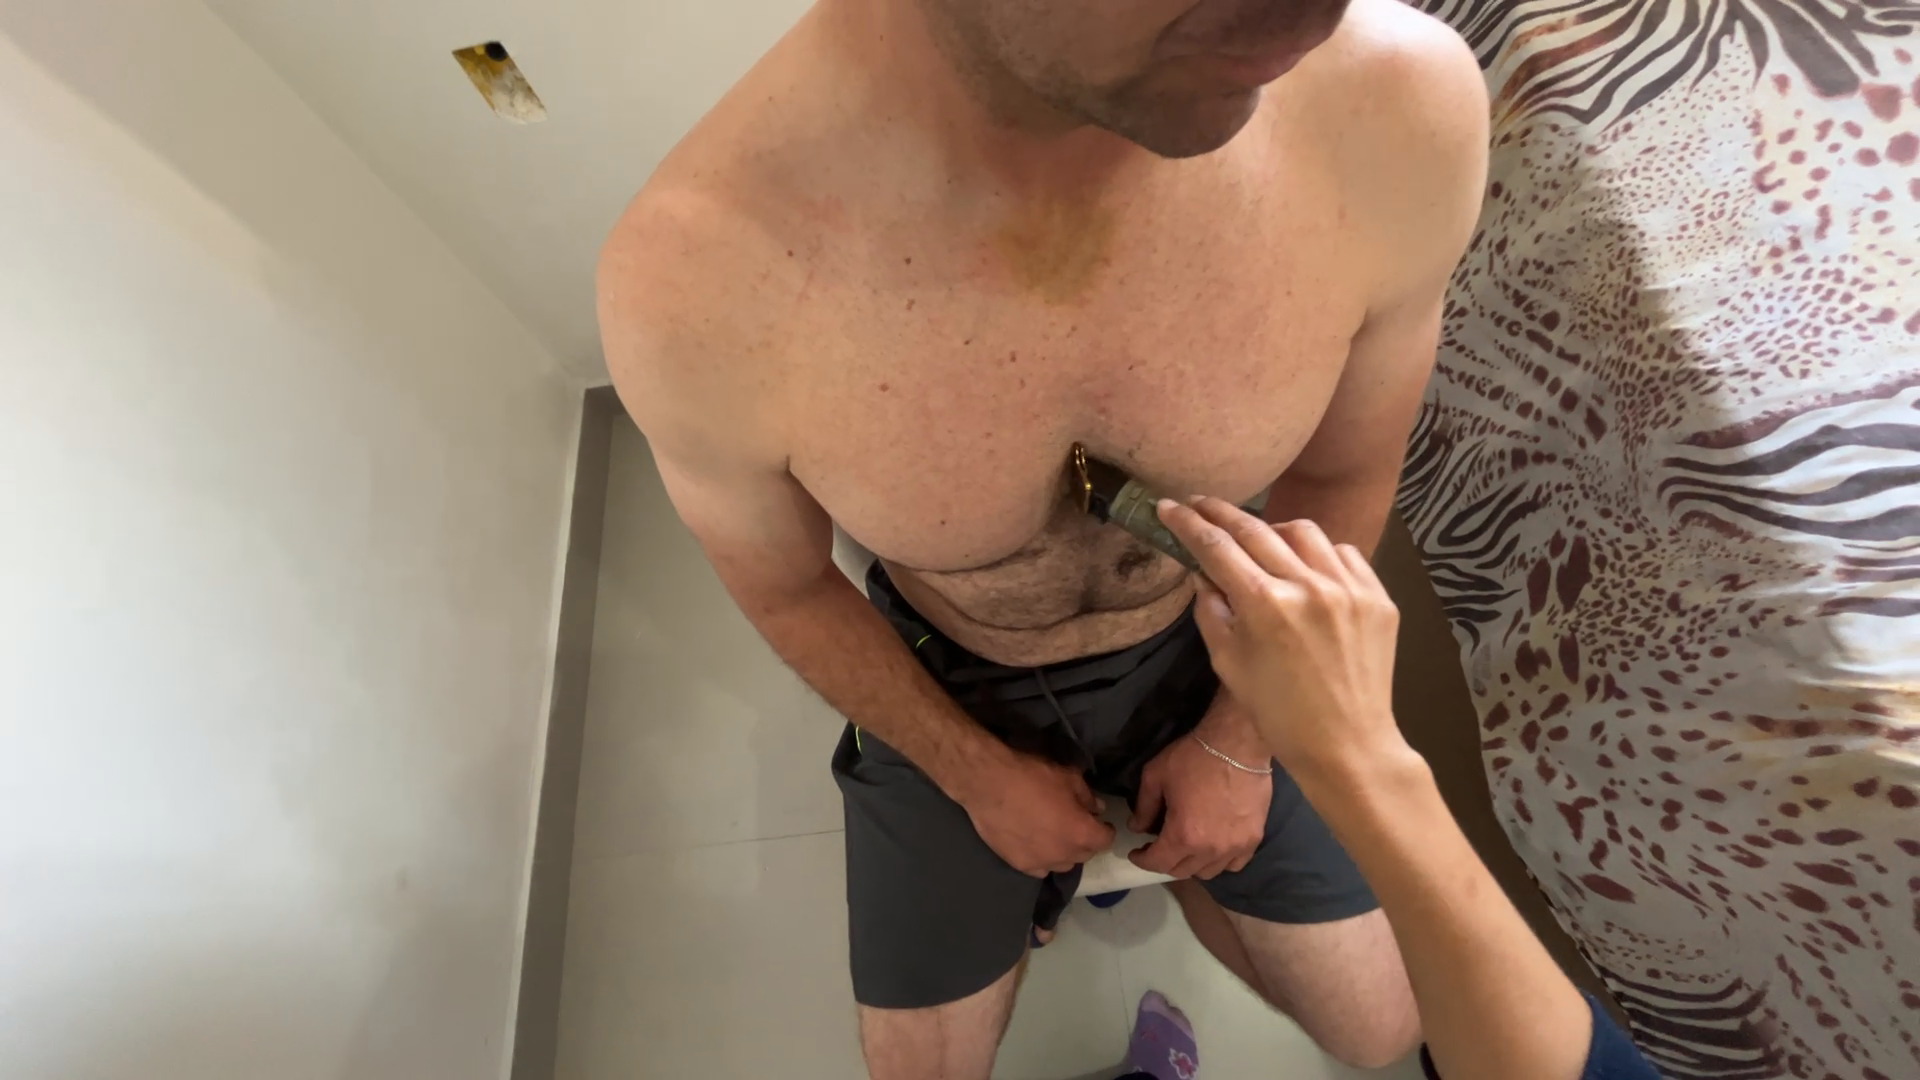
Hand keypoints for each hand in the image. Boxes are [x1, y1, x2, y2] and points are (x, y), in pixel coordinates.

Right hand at [959, 747, 1116, 877]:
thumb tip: (1097, 809)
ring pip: (1064, 864)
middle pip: (1086, 854)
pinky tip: (1035, 843)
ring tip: (1054, 834)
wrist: (989, 784)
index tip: (1098, 820)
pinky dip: (1043, 858)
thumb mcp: (1067, 776)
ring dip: (1065, 851)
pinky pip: (1041, 868)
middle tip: (1075, 823)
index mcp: (1081, 833)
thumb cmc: (1031, 776)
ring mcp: (1041, 863)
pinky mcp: (1020, 865)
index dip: (1105, 829)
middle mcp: (1065, 855)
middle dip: (1085, 840)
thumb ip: (1087, 796)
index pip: (1105, 840)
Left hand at [1128, 702, 1271, 879]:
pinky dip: (1219, 861)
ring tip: (1183, 846)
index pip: (1158, 862)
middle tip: (1155, 846)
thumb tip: (1137, 827)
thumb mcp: (1155, 776)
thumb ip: (1144, 807)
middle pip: (1182, 871)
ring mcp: (1236, 847)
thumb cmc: (1193, 758)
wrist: (1237, 744)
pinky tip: (1211, 846)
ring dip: (1191, 864)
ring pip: (1208, 872)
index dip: (1142, 860)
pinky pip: (1234, 864)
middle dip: (1164, 862)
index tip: (1135, 853)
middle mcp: (1211, 850)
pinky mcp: (1254, 839)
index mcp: (1184, 835)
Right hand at [1158, 497, 1411, 784]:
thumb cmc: (1276, 712)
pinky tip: (1305, 568)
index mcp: (1263, 605)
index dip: (1186, 523)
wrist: (1347, 746)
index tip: (1166, 507)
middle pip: (1253, 529)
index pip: (1215, 547)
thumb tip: (1203, 573)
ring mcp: (1348, 588)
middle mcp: (1307, 585)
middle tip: (1197, 503)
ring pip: (1302, 531)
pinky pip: (1342, 553)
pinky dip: (1317, 552)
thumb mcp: (1227, 662)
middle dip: (1218, 512)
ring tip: (1258, 541)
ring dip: (1272, 529)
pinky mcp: (1377, 597)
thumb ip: (1211, 610)